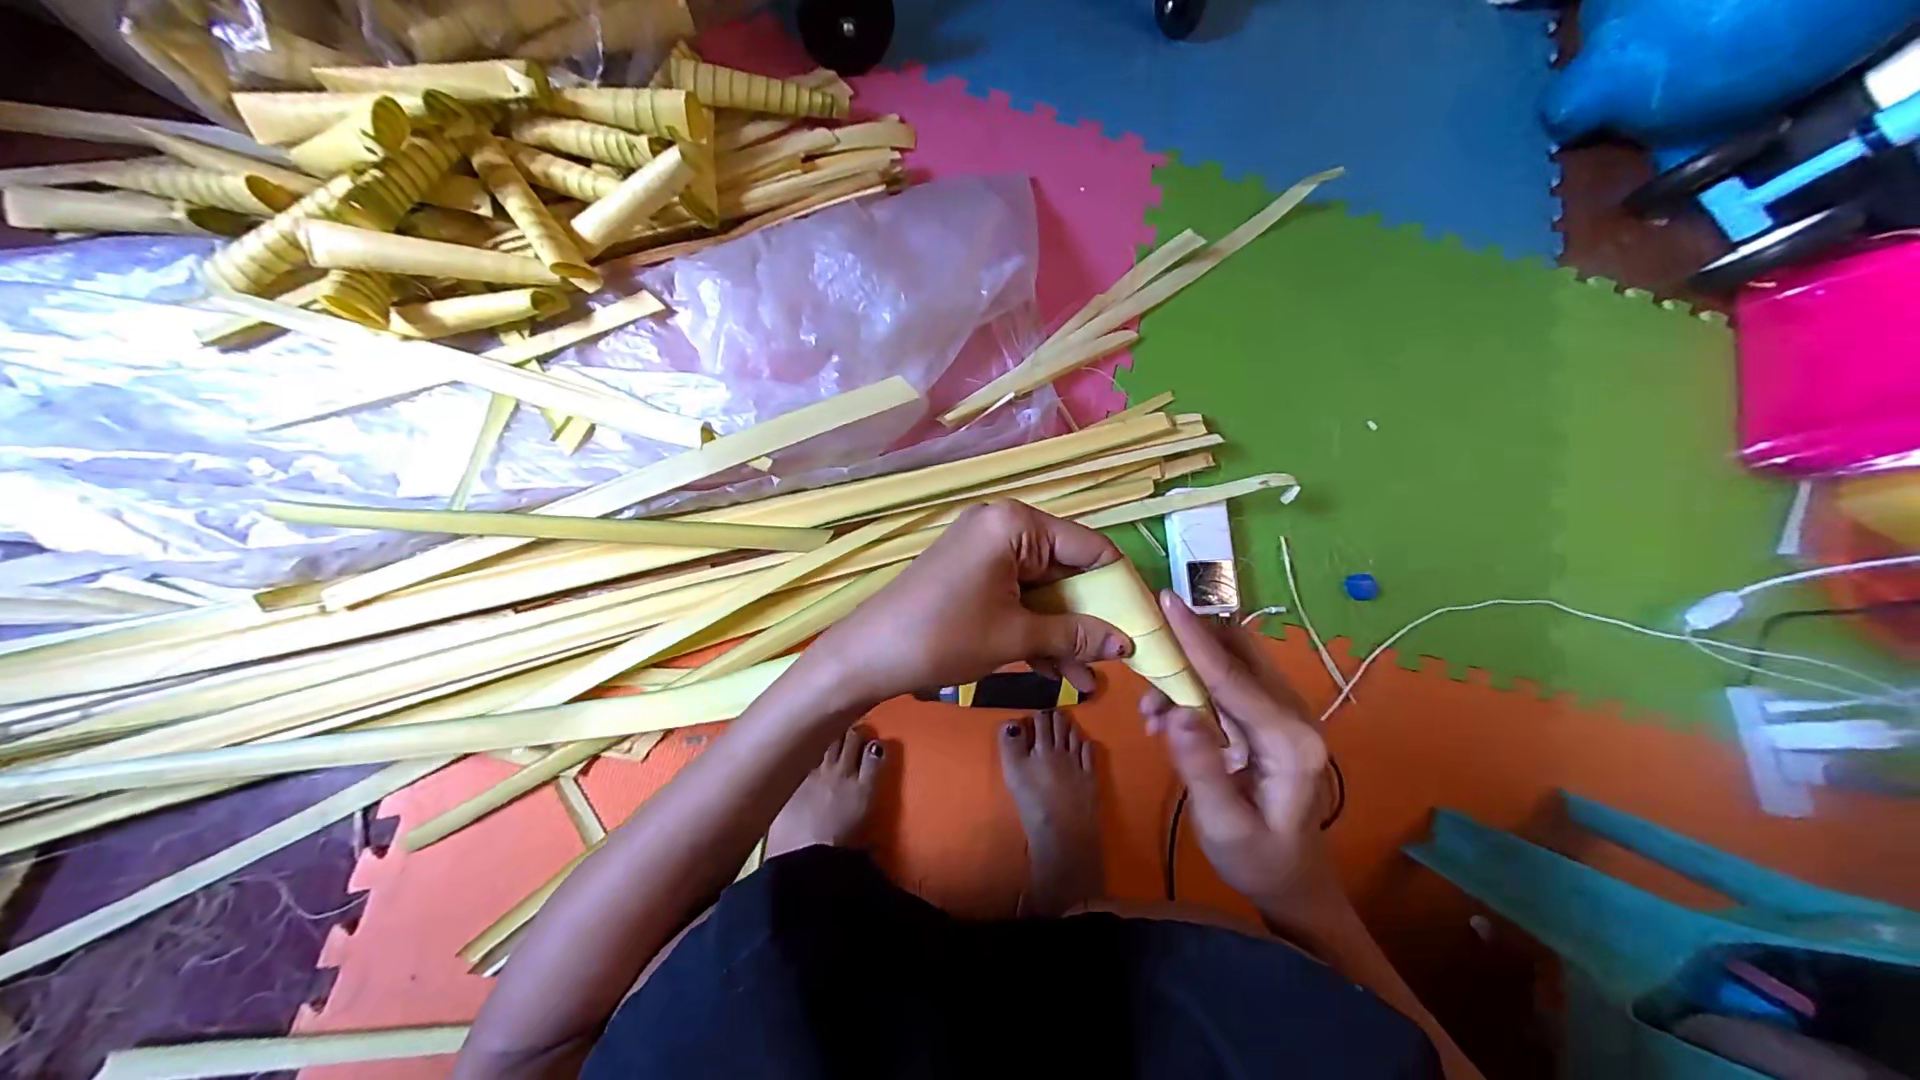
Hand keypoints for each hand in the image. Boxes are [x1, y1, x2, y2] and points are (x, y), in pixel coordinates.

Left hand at [799, 501, 1132, 708]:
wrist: (867, 656)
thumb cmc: (944, 636)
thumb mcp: (1016, 636)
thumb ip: (1075, 635)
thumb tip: (1126, 644)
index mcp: (1016, 524)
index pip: (1089, 548)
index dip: (1120, 588)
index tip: (1143, 624)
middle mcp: (1003, 527)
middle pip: (1066, 570)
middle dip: (1091, 618)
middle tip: (1119, 656)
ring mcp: (985, 552)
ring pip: (1043, 591)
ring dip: (1065, 633)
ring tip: (1092, 680)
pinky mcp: (973, 577)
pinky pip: (1018, 599)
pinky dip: (1036, 631)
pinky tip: (1060, 672)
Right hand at [1140, 593, 1335, 917]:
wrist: (1294, 879)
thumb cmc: (1259, 860)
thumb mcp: (1223, 826)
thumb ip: (1201, 769)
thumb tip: (1175, 713)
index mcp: (1289, 742)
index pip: (1233, 677)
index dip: (1196, 638)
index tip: (1166, 600)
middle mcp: (1294, 715)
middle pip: (1239, 651)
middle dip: (1189, 646)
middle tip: (1147, 666)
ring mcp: (1284, 712)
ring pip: (1232, 660)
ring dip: (1188, 669)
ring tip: (1152, 712)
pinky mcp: (1269, 715)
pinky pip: (1228, 680)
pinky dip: (1194, 684)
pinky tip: (1170, 718)